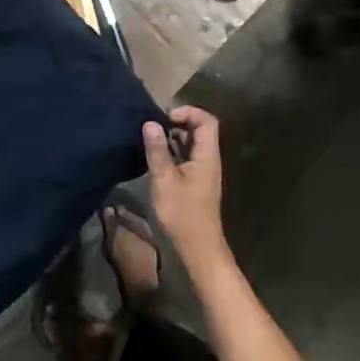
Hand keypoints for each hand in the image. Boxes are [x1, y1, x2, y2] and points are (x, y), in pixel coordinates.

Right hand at [142, 107, 228, 266]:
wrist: (198, 248)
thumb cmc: (182, 214)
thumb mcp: (164, 180)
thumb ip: (157, 150)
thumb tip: (150, 122)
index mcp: (207, 155)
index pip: (207, 120)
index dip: (188, 112)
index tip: (165, 118)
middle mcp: (209, 159)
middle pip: (200, 130)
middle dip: (178, 123)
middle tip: (154, 128)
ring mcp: (203, 171)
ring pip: (192, 144)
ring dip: (174, 138)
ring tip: (152, 140)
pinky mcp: (196, 182)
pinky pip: (187, 158)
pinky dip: (173, 152)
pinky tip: (156, 158)